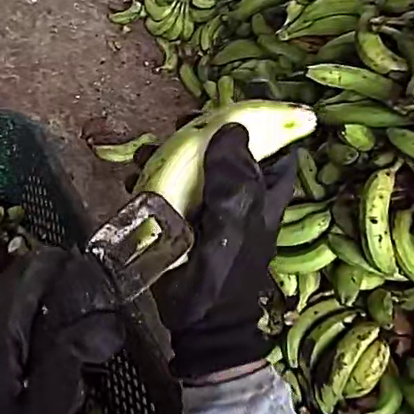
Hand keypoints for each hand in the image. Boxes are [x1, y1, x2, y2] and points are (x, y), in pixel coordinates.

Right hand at [156, 124, 296, 380]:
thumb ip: (234, 178)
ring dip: (171, 151)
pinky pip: (169, 185)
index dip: (268, 115)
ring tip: (147, 152)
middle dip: (206, 129)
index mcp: (264, 190)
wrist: (200, 321)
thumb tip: (230, 129)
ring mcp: (211, 203)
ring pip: (195, 161)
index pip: (280, 143)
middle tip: (183, 122)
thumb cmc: (226, 277)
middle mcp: (240, 191)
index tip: (246, 92)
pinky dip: (151, 177)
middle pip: (230, 144)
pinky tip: (132, 179)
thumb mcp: (235, 225)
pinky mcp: (185, 216)